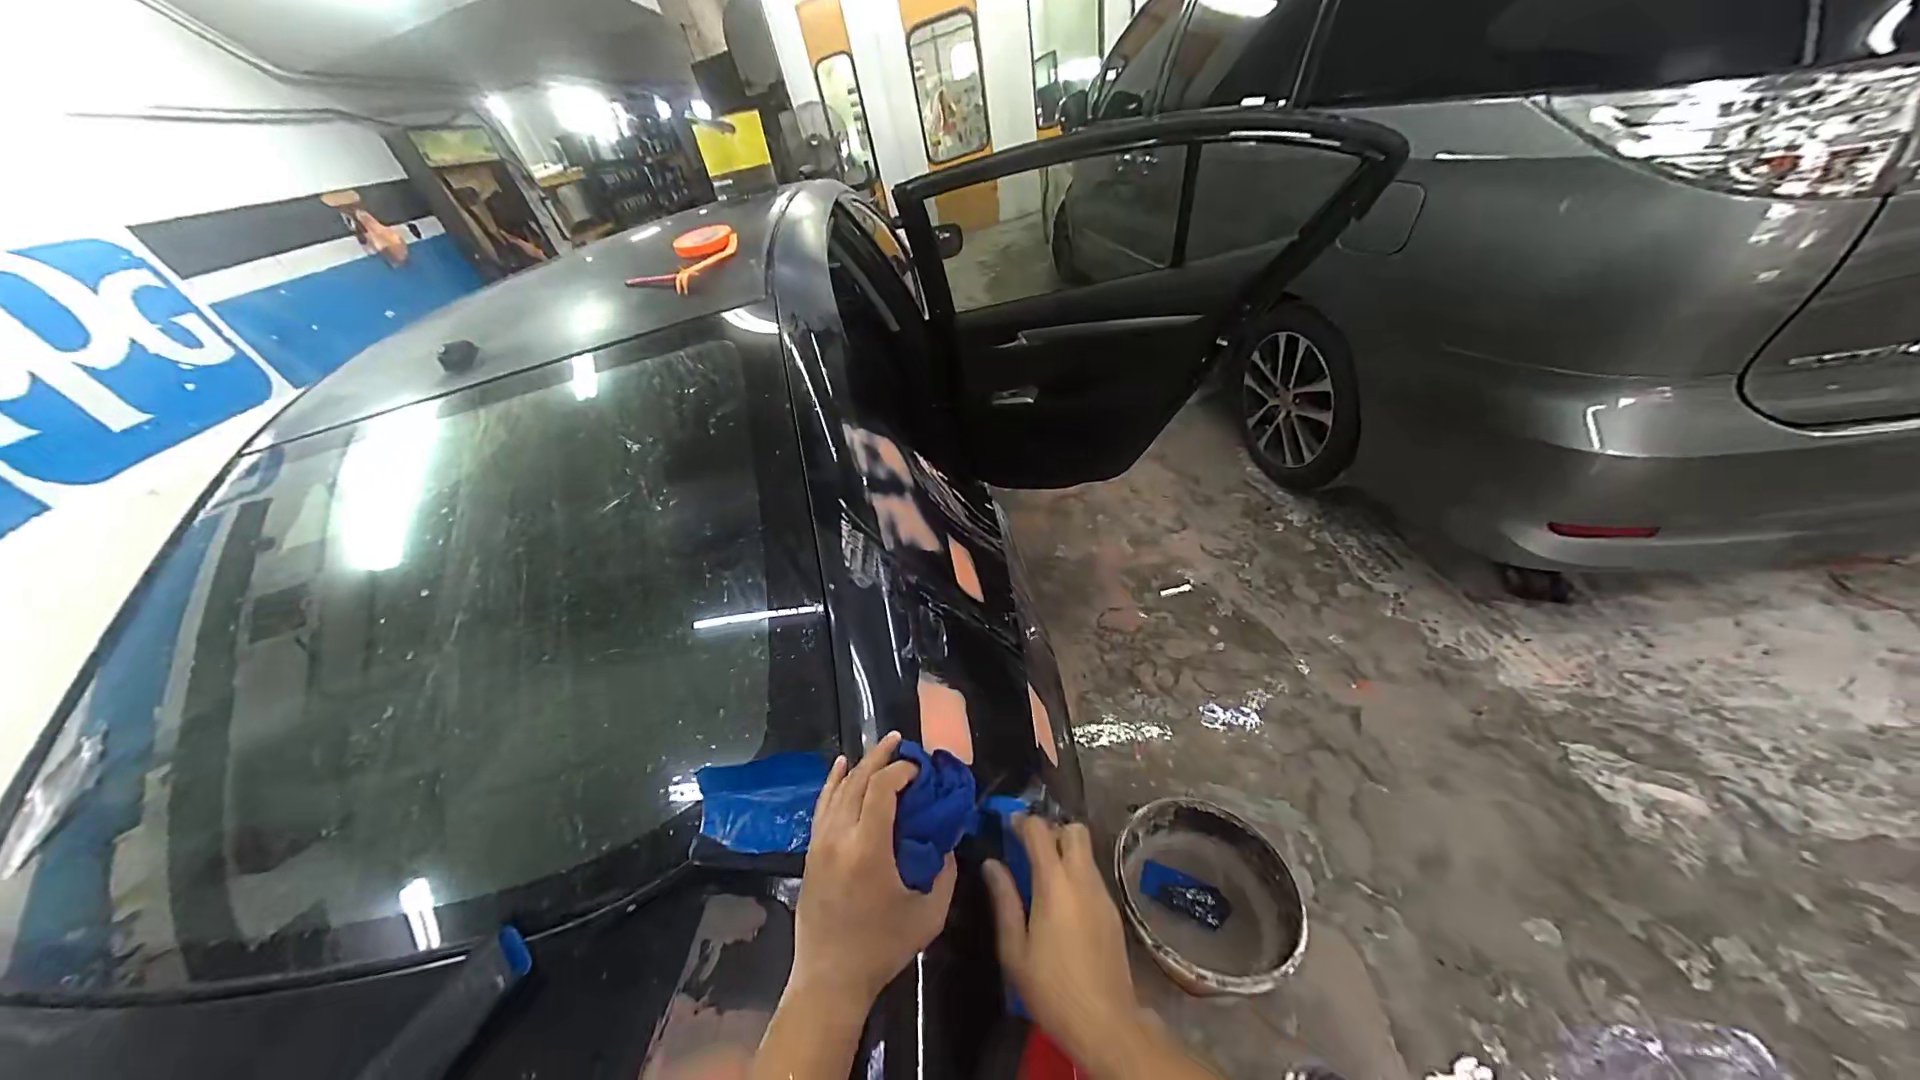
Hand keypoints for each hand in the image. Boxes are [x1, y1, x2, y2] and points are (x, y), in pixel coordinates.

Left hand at [791, 730, 956, 1006]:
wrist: (829, 978)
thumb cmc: (882, 946)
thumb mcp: (928, 913)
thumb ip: (945, 871)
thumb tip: (948, 839)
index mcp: (868, 848)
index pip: (882, 789)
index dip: (902, 771)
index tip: (920, 770)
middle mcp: (839, 836)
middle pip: (858, 780)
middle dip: (881, 757)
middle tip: (901, 742)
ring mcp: (821, 841)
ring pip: (839, 788)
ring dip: (860, 764)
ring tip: (880, 747)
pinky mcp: (812, 850)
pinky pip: (822, 805)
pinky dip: (833, 782)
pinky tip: (840, 765)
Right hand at [984, 817, 1219, 1079]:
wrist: (1106, 1022)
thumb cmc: (1051, 987)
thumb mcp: (1014, 949)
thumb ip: (1004, 900)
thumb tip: (992, 864)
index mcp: (1054, 883)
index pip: (1040, 830)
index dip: (1022, 822)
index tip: (1007, 826)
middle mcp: (1082, 878)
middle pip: (1073, 830)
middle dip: (1051, 830)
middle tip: (1030, 850)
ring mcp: (1102, 894)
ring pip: (1086, 852)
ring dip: (1065, 852)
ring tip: (1042, 879)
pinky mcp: (1113, 911)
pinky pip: (1092, 875)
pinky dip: (1076, 874)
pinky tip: (1062, 904)